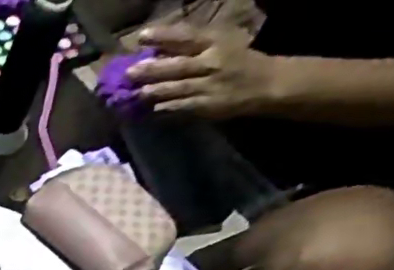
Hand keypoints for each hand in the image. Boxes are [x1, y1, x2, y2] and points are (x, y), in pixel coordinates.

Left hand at [129, 24, 285, 119]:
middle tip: (129, 72)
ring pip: (178, 87)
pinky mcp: (208, 105)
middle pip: (177, 65)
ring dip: (156, 91)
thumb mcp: (220, 43)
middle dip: (152, 69)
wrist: (263, 82)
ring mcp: (209, 84)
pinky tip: (154, 110)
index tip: (142, 36)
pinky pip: (184, 107)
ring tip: (137, 92)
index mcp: (214, 40)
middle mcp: (211, 61)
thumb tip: (158, 52)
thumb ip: (193, 47)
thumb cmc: (236, 60)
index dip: (163, 36)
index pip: (186, 36)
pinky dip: (168, 108)